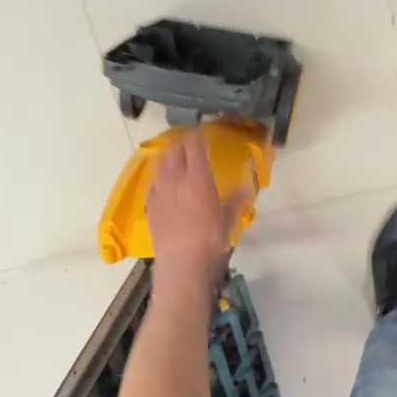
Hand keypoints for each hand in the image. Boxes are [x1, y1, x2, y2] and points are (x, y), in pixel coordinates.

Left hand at [147, 130, 246, 288]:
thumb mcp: (228, 220)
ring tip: (173, 158)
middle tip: (188, 143)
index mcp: (198, 177)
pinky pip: (153, 183)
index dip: (198, 136)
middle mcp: (175, 179)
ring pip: (160, 164)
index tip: (202, 133)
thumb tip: (246, 191)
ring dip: (168, 157)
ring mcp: (160, 191)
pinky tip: (163, 183)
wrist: (182, 262)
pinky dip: (159, 177)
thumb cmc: (210, 240)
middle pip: (174, 150)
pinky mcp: (150, 206)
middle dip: (181, 143)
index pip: (194, 146)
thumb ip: (235, 202)